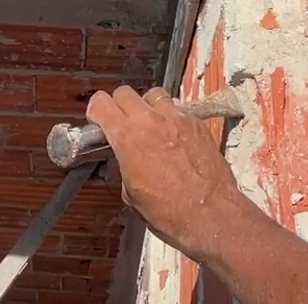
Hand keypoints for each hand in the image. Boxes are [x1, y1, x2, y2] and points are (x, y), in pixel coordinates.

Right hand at [85, 86, 254, 261]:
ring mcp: (175, 117)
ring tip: (150, 126)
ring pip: (152, 95)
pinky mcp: (195, 121)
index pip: (102, 103)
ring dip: (146, 107)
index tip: (98, 120)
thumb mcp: (132, 195)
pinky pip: (176, 109)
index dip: (96, 111)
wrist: (211, 214)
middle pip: (125, 92)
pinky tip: (173, 138)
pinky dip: (170, 118)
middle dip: (119, 106)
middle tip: (122, 124)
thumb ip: (123, 166)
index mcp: (128, 138)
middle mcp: (150, 120)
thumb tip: (125, 158)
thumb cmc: (169, 213)